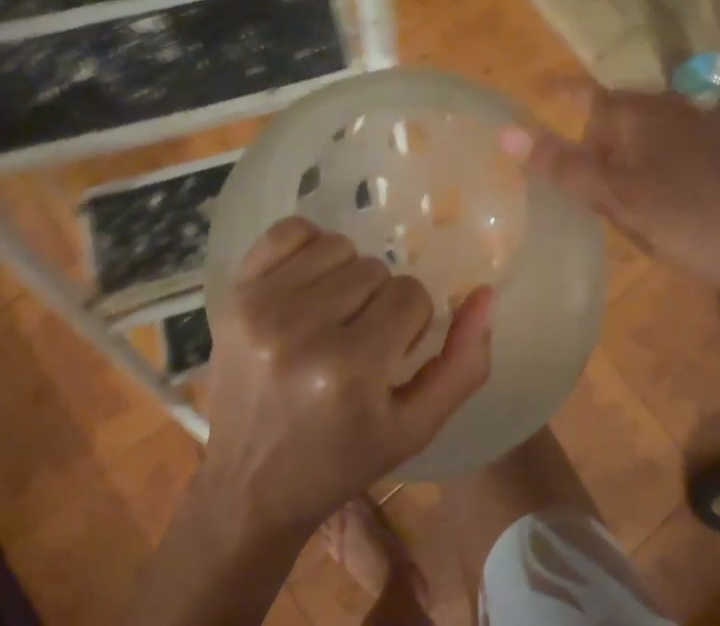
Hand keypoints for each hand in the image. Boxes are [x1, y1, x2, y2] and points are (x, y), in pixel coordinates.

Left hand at [200, 218, 493, 535]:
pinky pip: (286, 232)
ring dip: (346, 274)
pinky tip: (309, 283)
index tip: (392, 353)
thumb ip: (462, 364)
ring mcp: (260, 308)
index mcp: (350, 371)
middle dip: (379, 301)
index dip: (412, 322)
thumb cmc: (339, 461)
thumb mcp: (415, 428)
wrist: (249, 486)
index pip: (410, 296)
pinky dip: (306, 247)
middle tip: (361, 339)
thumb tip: (485, 294)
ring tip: (334, 313)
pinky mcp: (234, 296)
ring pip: (336, 246)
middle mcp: (301, 331)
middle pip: (374, 269)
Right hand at [501, 85, 719, 326]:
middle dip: (600, 154)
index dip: (556, 96)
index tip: (535, 97)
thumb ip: (564, 166)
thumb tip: (504, 131)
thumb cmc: (700, 220)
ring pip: (651, 143)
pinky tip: (681, 217)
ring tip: (637, 219)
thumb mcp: (622, 199)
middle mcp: (676, 108)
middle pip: (617, 123)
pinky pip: (681, 158)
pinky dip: (665, 178)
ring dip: (634, 171)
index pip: (584, 94)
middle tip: (597, 202)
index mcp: (643, 111)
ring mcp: (712, 129)